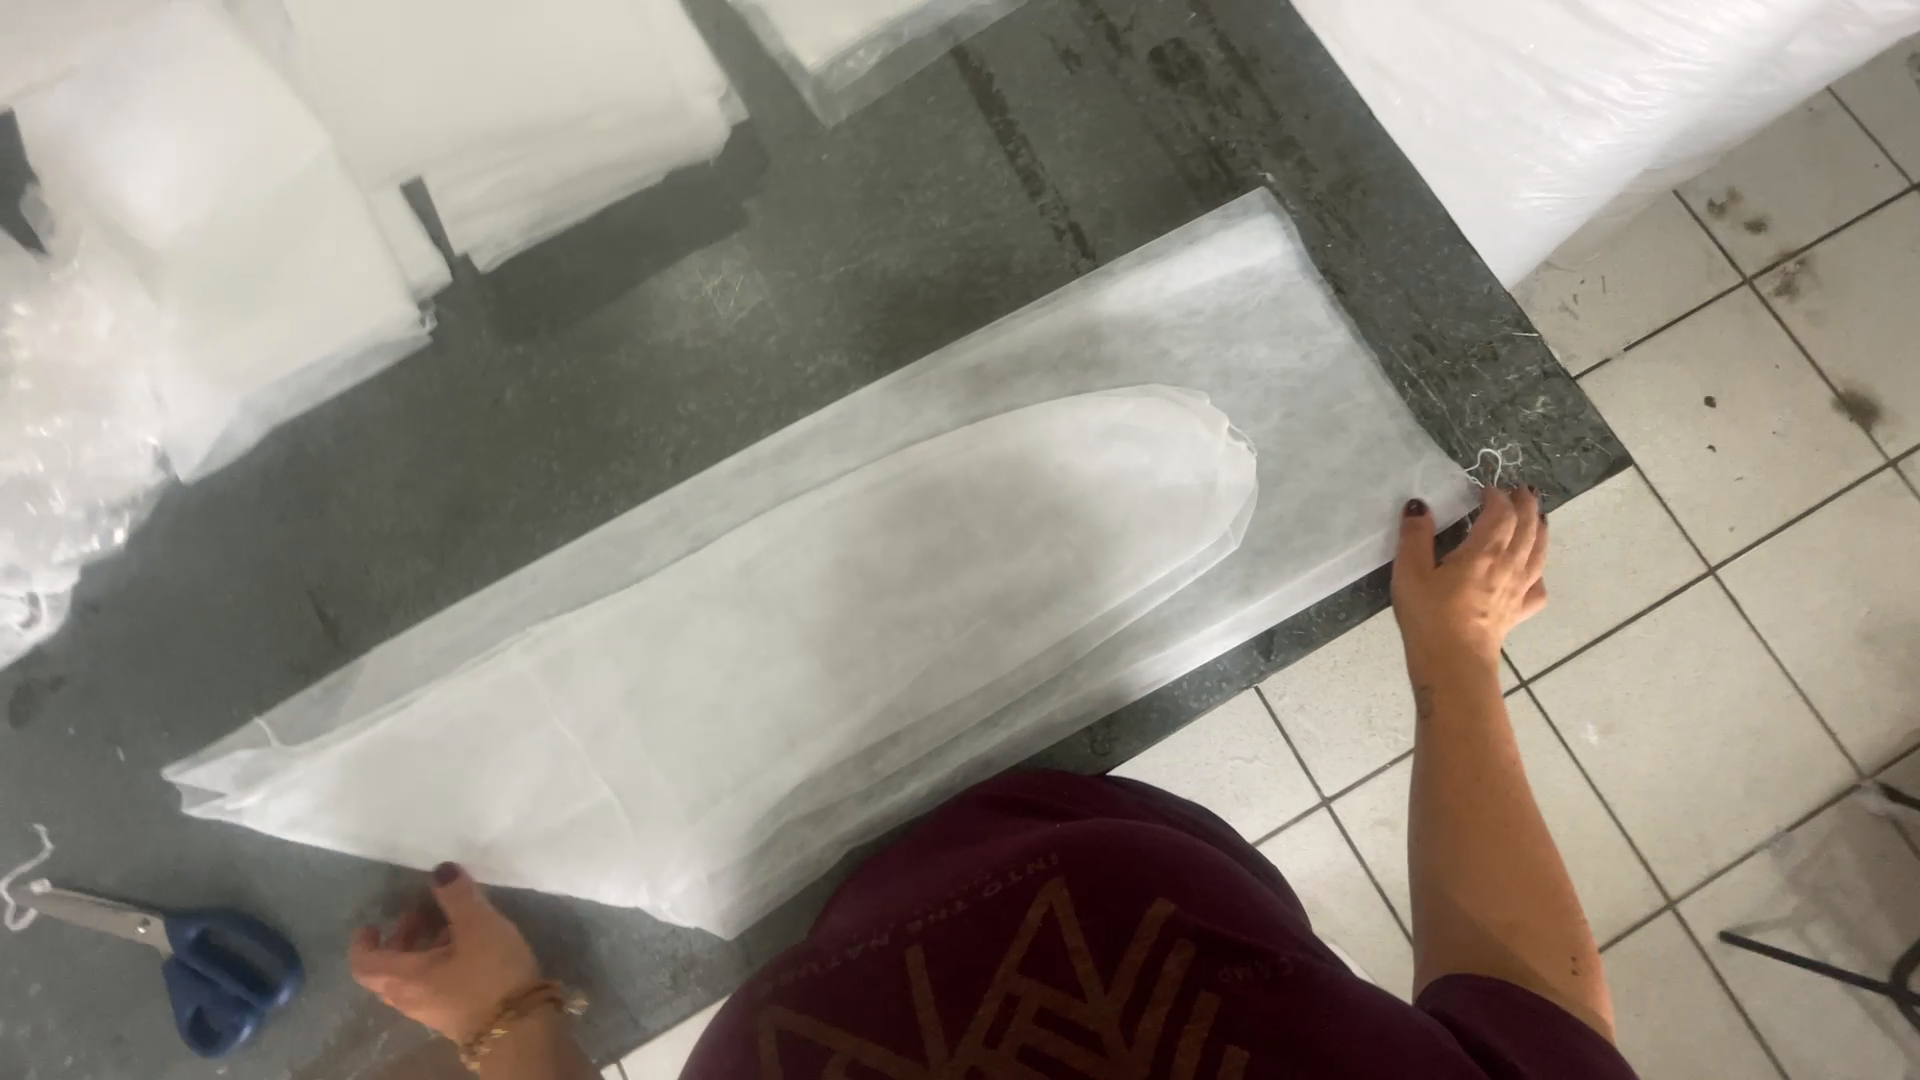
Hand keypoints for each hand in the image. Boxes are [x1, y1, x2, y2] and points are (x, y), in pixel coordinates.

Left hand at [349, 863, 541, 1042]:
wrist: (515, 1024)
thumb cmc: (490, 971)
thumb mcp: (478, 924)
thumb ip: (457, 896)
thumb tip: (439, 870)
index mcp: (404, 976)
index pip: (366, 963)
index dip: (364, 942)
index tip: (372, 923)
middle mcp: (408, 996)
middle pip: (387, 970)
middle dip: (398, 939)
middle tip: (416, 915)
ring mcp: (429, 1008)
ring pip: (410, 977)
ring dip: (419, 950)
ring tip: (448, 927)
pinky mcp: (451, 1012)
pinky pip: (429, 984)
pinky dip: (435, 962)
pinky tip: (466, 949)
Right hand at [1392, 486, 1547, 671]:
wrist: (1454, 661)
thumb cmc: (1428, 615)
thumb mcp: (1409, 572)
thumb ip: (1415, 536)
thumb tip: (1419, 505)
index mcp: (1483, 553)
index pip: (1501, 514)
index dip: (1496, 497)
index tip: (1485, 487)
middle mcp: (1509, 566)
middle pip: (1527, 528)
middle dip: (1525, 506)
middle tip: (1521, 491)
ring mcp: (1519, 590)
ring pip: (1539, 552)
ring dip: (1540, 530)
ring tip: (1538, 518)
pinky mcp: (1520, 611)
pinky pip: (1538, 586)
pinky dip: (1539, 571)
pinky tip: (1533, 571)